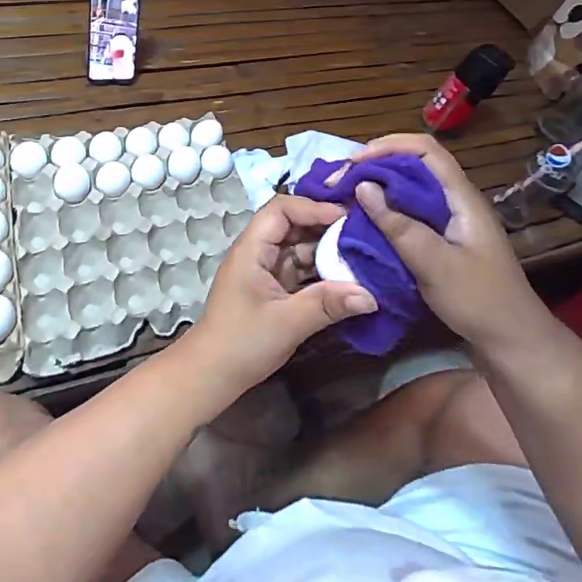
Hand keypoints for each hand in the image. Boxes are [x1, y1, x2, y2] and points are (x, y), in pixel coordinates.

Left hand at [180, 194, 377, 391]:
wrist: (211, 373)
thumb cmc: (241, 342)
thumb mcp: (287, 322)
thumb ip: (327, 304)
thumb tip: (370, 295)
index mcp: (252, 248)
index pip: (281, 209)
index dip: (313, 208)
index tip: (346, 217)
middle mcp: (258, 252)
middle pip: (293, 226)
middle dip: (326, 227)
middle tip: (364, 233)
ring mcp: (265, 271)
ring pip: (299, 248)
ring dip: (327, 251)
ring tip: (364, 254)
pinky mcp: (273, 289)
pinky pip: (300, 270)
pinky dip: (322, 272)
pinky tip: (349, 279)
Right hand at [340, 133, 548, 349]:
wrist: (513, 341)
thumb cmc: (479, 300)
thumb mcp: (434, 264)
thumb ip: (398, 225)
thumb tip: (362, 185)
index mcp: (461, 198)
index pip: (425, 150)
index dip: (388, 146)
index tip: (354, 163)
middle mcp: (455, 200)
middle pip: (413, 164)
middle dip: (375, 164)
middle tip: (341, 181)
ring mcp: (449, 219)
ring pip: (408, 187)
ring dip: (377, 186)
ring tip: (345, 196)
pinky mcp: (441, 237)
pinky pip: (408, 210)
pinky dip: (383, 208)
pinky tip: (363, 220)